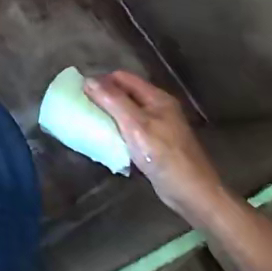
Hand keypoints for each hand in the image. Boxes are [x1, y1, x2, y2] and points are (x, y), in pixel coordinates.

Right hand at [84, 71, 227, 220]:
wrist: (192, 193)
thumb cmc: (164, 156)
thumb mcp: (135, 125)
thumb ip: (113, 101)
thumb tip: (88, 80)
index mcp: (156, 97)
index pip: (123, 77)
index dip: (101, 81)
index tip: (79, 92)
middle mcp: (158, 108)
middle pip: (125, 93)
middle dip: (103, 97)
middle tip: (81, 107)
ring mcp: (158, 126)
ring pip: (126, 112)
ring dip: (108, 115)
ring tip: (88, 122)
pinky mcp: (155, 144)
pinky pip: (130, 130)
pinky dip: (116, 131)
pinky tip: (105, 140)